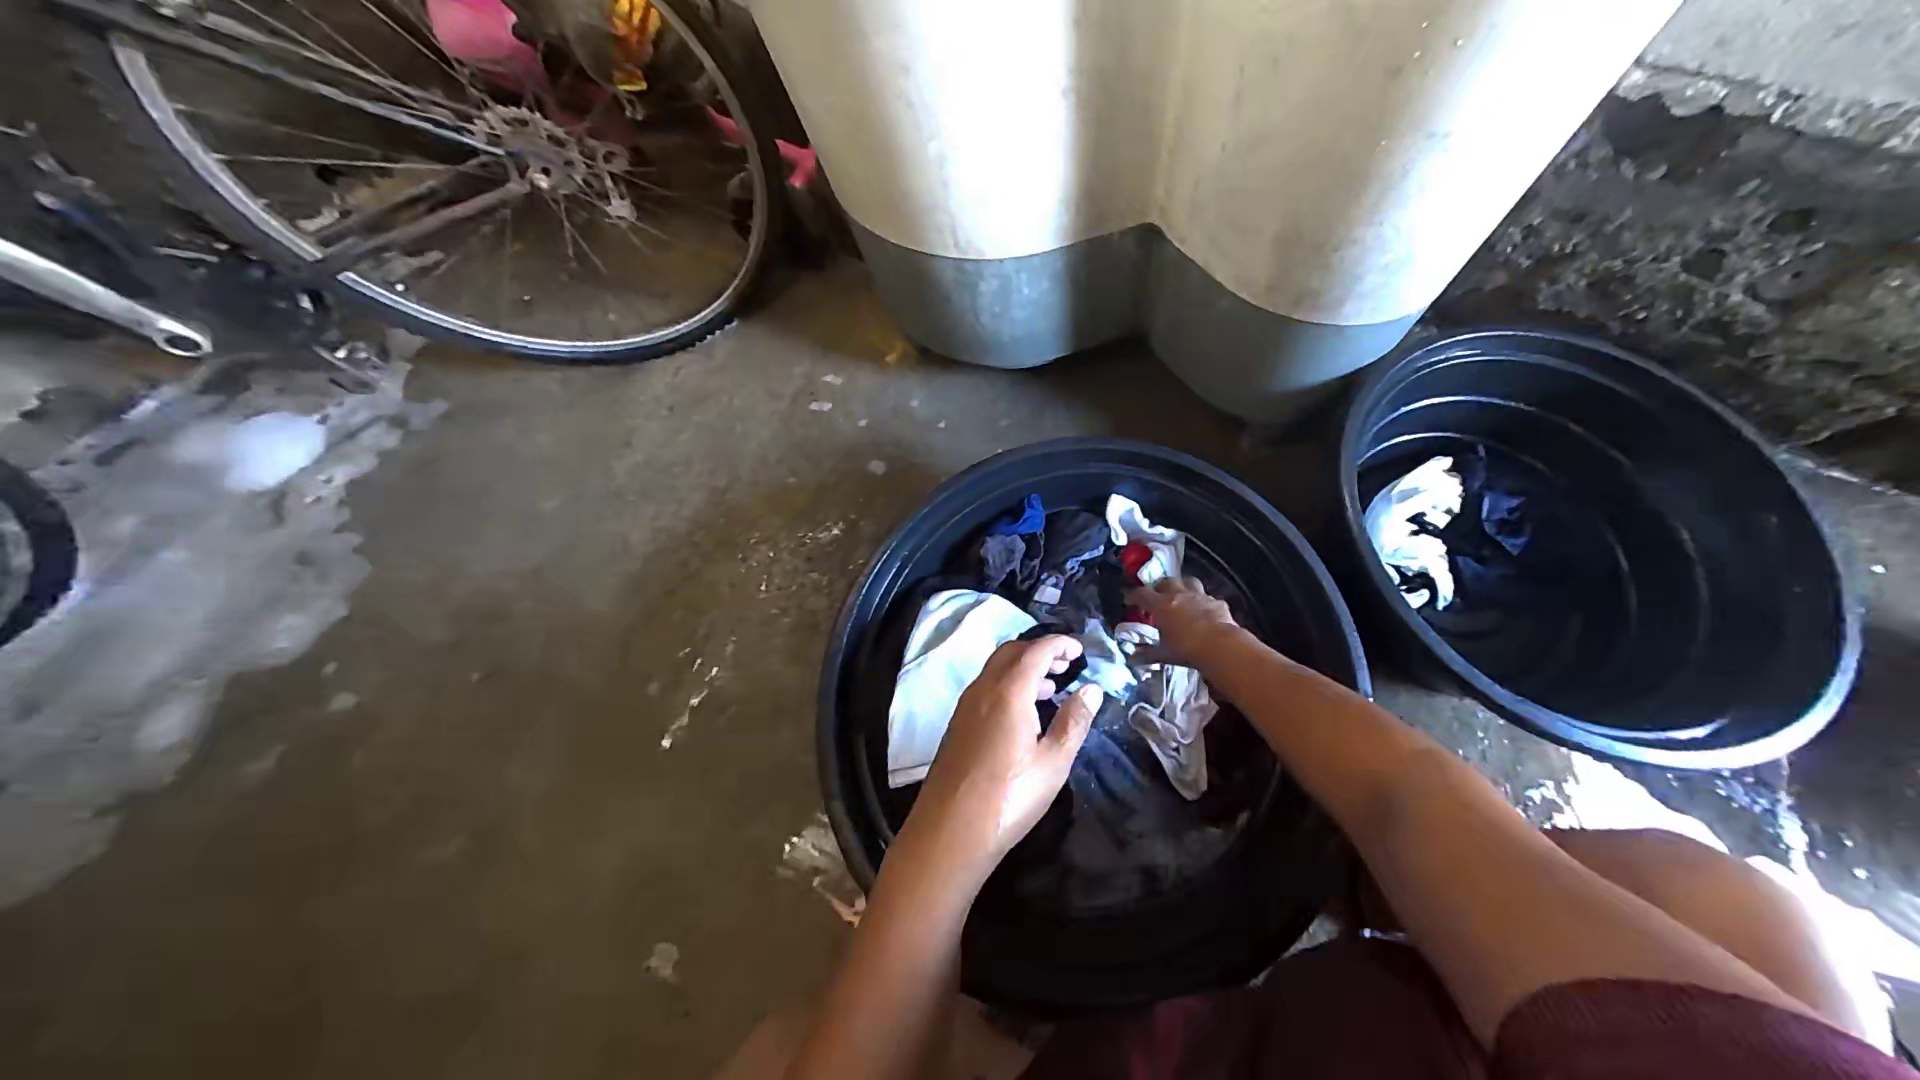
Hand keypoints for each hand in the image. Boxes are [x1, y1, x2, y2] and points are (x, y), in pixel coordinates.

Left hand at [909, 636, 1102, 871]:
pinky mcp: (957, 724)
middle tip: (1067, 664)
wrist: (950, 831)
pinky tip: (1023, 712)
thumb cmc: (1009, 797)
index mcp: (1008, 692)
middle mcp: (982, 690)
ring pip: (995, 670)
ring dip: (1023, 668)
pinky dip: (1008, 684)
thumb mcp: (1053, 763)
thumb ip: (1073, 721)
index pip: (1035, 651)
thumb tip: (1092, 689)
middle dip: (1040, 651)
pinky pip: (986, 688)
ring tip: (1051, 686)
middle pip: (1011, 653)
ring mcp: (965, 707)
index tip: (1080, 649)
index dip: (1059, 644)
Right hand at [1126, 577, 1239, 668]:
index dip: (1133, 595)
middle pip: (1165, 581)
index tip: (1129, 600)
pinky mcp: (1218, 603)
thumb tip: (1133, 657)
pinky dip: (1203, 602)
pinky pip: (1208, 597)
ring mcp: (1200, 597)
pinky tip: (1204, 611)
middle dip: (1159, 587)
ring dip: (1182, 586)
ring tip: (1180, 596)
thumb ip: (1148, 653)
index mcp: (1161, 605)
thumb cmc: (1187, 649)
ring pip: (1189, 582)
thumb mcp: (1164, 654)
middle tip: (1156, 597)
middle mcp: (1179, 595)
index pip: (1141, 594)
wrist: (1222, 647)